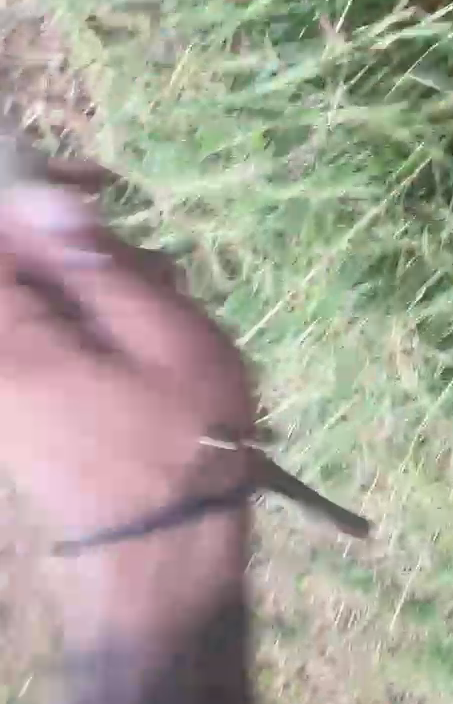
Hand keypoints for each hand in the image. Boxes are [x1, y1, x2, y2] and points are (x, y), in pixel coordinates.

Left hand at [0, 172, 256, 542]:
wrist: (167, 520)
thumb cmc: (184, 425)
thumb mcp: (168, 336)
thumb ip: (103, 268)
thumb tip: (48, 199)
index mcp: (7, 337)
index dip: (34, 195)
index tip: (104, 183)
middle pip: (12, 267)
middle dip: (80, 248)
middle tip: (160, 272)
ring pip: (32, 298)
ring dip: (94, 285)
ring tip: (164, 310)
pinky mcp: (15, 393)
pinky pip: (40, 329)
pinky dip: (89, 316)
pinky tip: (142, 336)